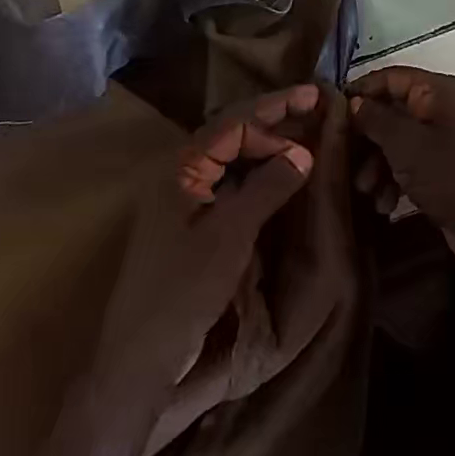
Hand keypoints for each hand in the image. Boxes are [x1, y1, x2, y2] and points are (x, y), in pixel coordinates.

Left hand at [49, 85, 319, 455]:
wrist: (139, 358)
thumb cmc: (183, 290)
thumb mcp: (232, 234)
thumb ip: (268, 186)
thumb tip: (304, 151)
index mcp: (182, 168)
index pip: (234, 121)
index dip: (276, 106)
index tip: (313, 97)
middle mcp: (180, 174)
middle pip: (232, 132)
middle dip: (274, 121)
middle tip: (315, 115)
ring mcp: (184, 198)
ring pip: (233, 156)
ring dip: (269, 145)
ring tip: (306, 138)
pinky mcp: (192, 221)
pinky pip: (231, 181)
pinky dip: (260, 172)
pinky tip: (283, 175)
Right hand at [347, 67, 454, 265]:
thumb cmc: (450, 177)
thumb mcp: (406, 145)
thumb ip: (375, 119)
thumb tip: (353, 102)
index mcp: (438, 91)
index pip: (390, 77)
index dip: (360, 90)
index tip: (329, 111)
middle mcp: (440, 108)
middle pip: (390, 110)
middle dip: (366, 137)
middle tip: (340, 158)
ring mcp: (442, 138)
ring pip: (395, 140)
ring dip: (376, 164)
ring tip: (365, 190)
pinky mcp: (441, 166)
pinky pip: (408, 163)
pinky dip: (393, 179)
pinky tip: (384, 204)